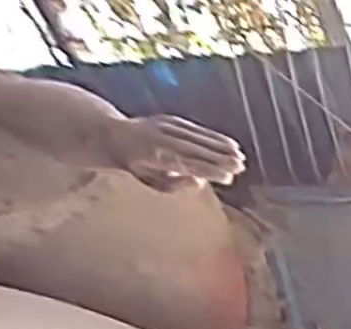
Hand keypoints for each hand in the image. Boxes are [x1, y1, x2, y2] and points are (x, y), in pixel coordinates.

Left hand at [108, 115, 244, 190]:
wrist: (110, 133)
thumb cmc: (138, 165)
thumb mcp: (151, 182)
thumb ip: (175, 186)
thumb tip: (198, 182)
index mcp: (152, 156)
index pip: (185, 164)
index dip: (207, 171)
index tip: (228, 178)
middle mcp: (158, 138)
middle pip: (193, 149)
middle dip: (218, 157)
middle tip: (240, 167)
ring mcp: (163, 126)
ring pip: (197, 137)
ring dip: (221, 146)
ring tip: (241, 157)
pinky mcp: (170, 120)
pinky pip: (196, 128)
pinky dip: (215, 136)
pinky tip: (233, 144)